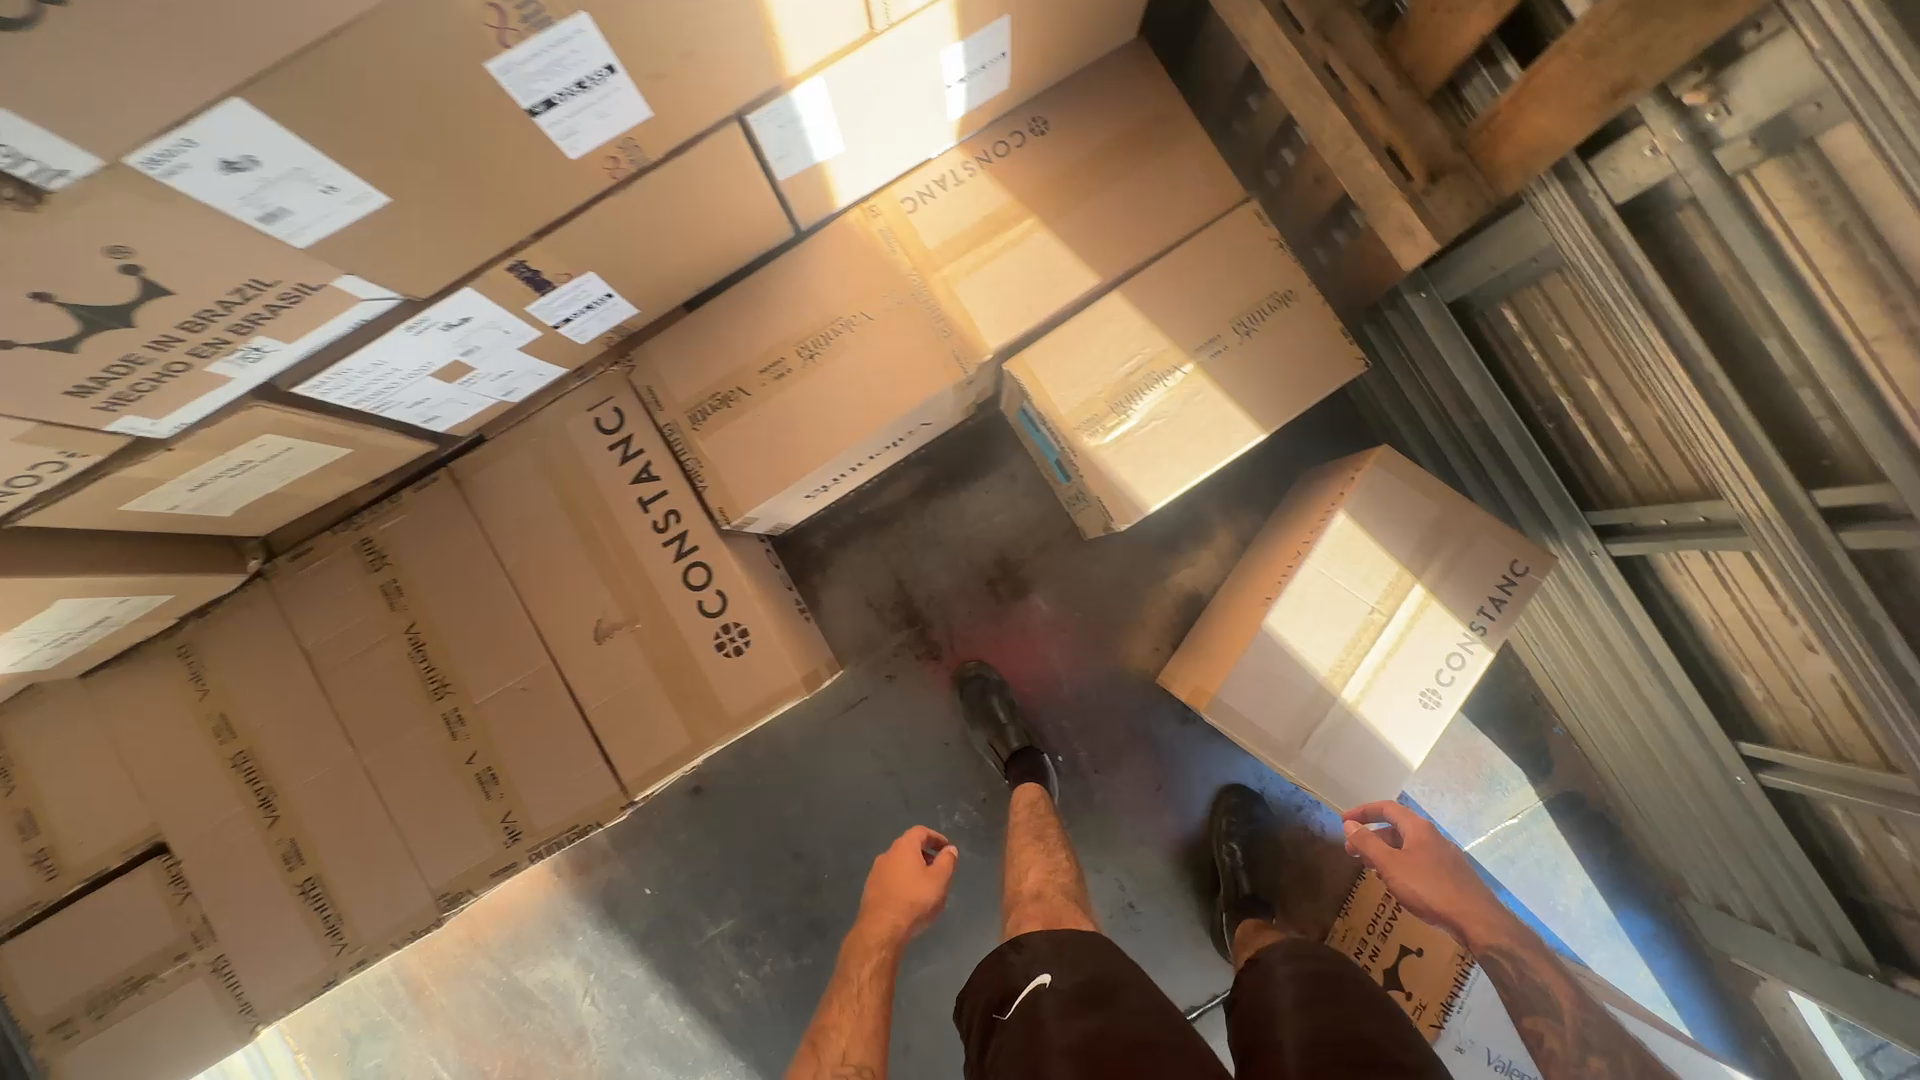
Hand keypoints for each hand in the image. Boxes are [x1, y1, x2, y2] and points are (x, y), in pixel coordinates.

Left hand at [855, 826, 959, 946]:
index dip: (935, 837)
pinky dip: (903, 882)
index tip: (947, 848)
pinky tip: (910, 899)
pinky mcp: (870, 889)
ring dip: (913, 869)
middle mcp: (887, 854)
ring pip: (899, 864)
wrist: (881, 929)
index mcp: (904, 847)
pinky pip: (891, 879)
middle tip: (939, 869)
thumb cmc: (914, 900)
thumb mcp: (939, 880)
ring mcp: (876, 872)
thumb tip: (950, 849)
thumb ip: (947, 861)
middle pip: (909, 847)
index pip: (920, 831)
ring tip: (926, 886)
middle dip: (925, 855)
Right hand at [1342, 801, 1508, 945]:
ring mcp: (1446, 857)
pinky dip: (1402, 867)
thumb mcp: (1390, 865)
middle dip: (1372, 838)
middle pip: (1396, 829)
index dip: (1362, 812)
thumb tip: (1349, 824)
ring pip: (1408, 848)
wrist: (1478, 922)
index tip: (1344, 822)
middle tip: (1353, 853)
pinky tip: (1399, 886)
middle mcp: (1433, 837)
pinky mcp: (1453, 876)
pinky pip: (1420, 863)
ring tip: (1373, 871)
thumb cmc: (1429, 888)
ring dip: (1386, 854)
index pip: (1386, 808)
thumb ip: (1367, 843)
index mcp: (1418, 828)